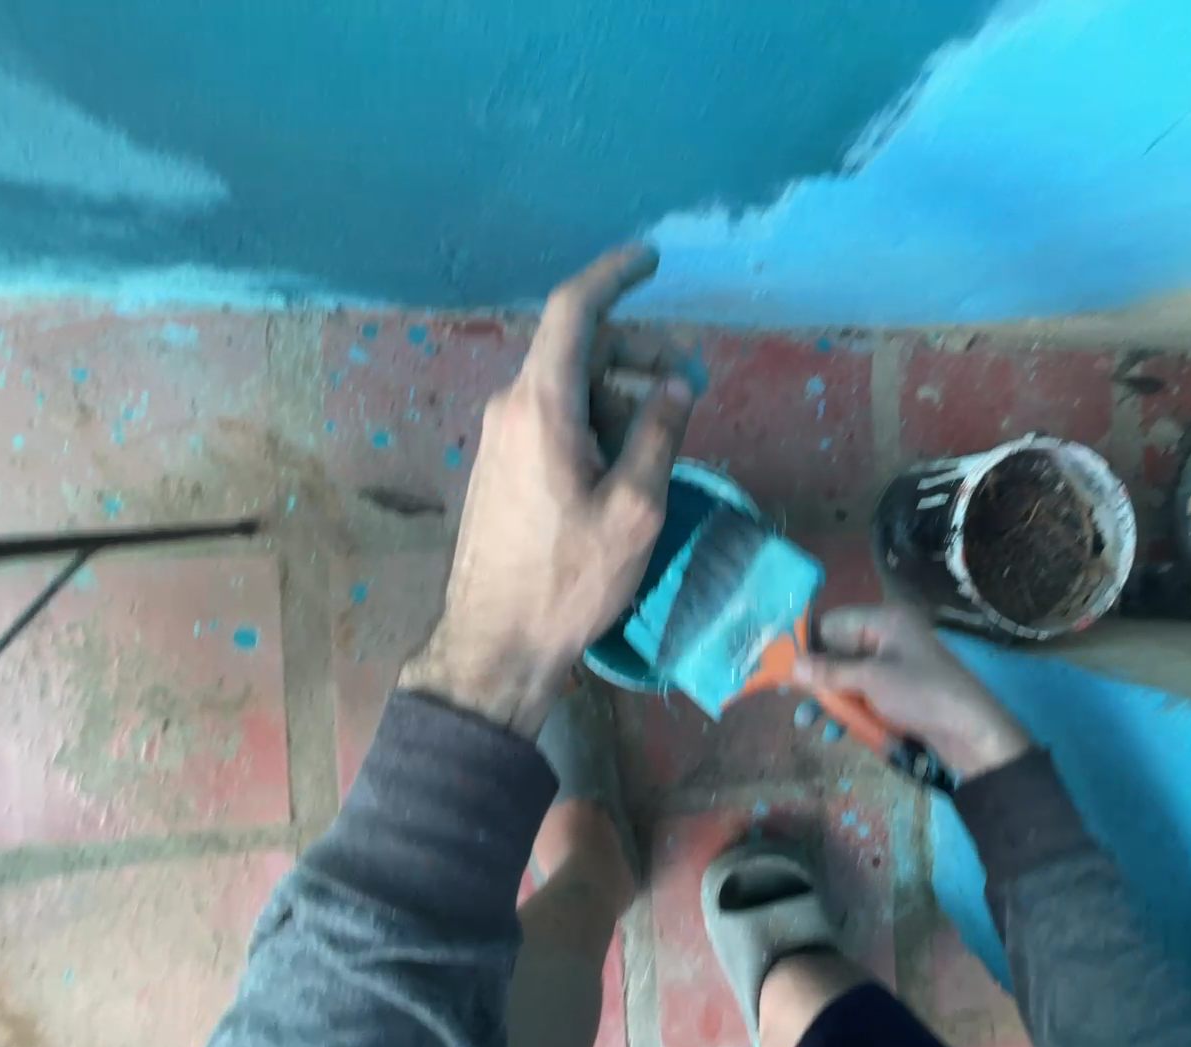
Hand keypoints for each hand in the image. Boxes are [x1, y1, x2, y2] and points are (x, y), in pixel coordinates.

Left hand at [401, 246, 694, 735]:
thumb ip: (659, 433)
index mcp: (541, 406)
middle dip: (642, 356)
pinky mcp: (503, 467)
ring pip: (571, 390)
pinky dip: (597, 422)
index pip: (574, 311)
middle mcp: (512, 408)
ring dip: (622, 397)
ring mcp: (502, 438)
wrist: (496, 642)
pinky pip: (556, 421)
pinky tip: (627, 460)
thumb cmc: (570, 577)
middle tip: (694, 383)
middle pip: (581, 353)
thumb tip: (679, 383)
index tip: (651, 260)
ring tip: (667, 436)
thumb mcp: (635, 507)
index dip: (614, 275)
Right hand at [792, 605, 1031, 779]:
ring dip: (827, 699)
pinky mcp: (898, 694)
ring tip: (806, 721)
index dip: (806, 642)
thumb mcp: (871, 680)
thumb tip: (791, 664)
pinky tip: (833, 732)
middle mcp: (887, 638)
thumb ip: (829, 671)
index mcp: (885, 622)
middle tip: (783, 694)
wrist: (973, 734)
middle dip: (813, 676)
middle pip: (837, 651)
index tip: (779, 662)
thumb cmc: (922, 695)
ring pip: (847, 677)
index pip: (833, 622)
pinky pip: (862, 696)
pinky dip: (847, 711)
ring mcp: (893, 668)